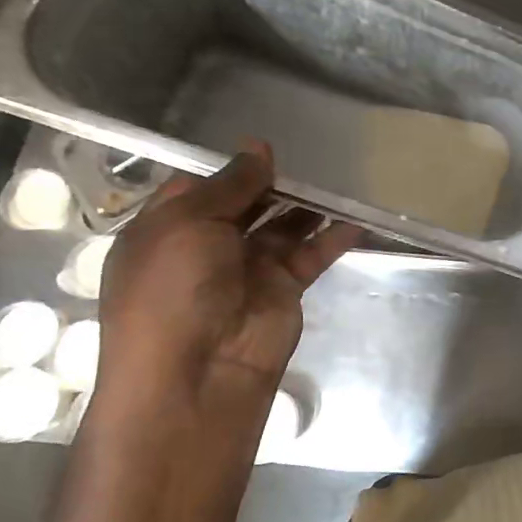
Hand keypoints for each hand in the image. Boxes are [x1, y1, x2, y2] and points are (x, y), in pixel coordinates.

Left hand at [97, 143, 359, 404]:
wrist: (197, 374)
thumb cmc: (172, 289)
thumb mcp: (187, 222)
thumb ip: (229, 185)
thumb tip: (258, 148)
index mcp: (166, 230)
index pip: (200, 188)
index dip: (230, 169)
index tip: (263, 149)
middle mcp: (206, 248)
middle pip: (245, 205)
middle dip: (270, 183)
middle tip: (305, 159)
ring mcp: (248, 270)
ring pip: (282, 227)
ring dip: (304, 205)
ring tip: (333, 178)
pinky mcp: (285, 290)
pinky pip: (311, 255)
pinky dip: (332, 237)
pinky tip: (355, 218)